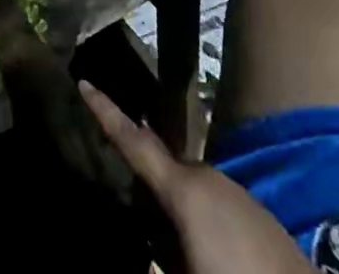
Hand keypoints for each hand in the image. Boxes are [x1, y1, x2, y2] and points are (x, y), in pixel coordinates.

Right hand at [79, 80, 311, 273]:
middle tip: (126, 203)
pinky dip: (195, 218)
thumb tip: (140, 246)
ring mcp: (235, 191)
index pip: (134, 142)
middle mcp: (207, 177)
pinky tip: (203, 251)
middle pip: (160, 170)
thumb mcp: (178, 273)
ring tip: (164, 240)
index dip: (106, 112)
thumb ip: (151, 256)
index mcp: (183, 190)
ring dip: (170, 206)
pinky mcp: (254, 210)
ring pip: (186, 189)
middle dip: (141, 181)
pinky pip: (211, 203)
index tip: (84, 83)